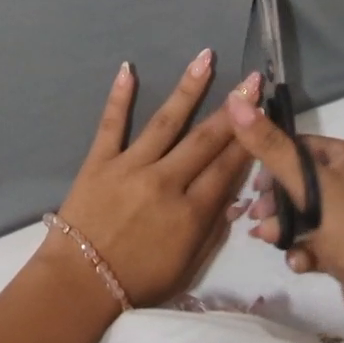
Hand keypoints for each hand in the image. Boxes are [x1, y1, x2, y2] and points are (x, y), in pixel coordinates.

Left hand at [46, 51, 258, 307]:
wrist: (80, 284)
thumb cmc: (138, 283)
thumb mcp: (188, 266)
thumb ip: (212, 229)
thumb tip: (234, 196)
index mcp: (190, 213)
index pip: (226, 168)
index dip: (247, 139)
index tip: (263, 112)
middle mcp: (165, 182)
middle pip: (204, 139)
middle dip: (232, 109)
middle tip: (250, 80)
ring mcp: (130, 167)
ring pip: (165, 121)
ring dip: (188, 88)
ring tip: (205, 58)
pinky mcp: (99, 160)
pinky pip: (111, 123)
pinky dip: (119, 96)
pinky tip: (128, 68)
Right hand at [223, 88, 343, 329]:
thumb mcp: (309, 187)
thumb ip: (270, 147)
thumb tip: (236, 99)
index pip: (301, 146)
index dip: (272, 160)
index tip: (252, 183)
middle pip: (299, 180)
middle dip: (274, 200)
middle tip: (254, 214)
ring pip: (303, 212)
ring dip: (282, 225)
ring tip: (268, 239)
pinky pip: (316, 239)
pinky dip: (301, 247)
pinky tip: (297, 261)